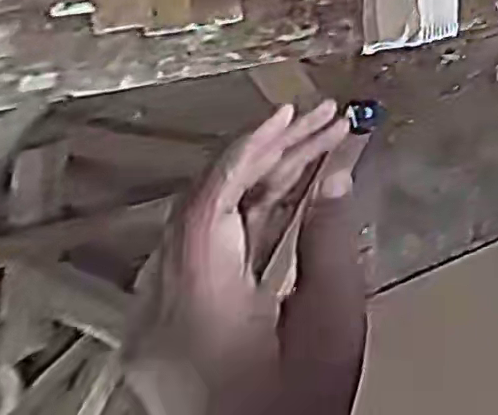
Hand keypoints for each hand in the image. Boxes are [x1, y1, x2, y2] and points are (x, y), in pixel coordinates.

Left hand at [140, 102, 364, 396]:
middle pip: (209, 203)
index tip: (293, 111)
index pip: (210, 201)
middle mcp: (161, 307)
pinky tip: (301, 186)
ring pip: (212, 221)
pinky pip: (214, 246)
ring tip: (325, 141)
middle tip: (328, 119)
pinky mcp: (178, 323)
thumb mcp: (330, 319)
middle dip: (272, 153)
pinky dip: (258, 209)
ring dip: (269, 177)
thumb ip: (330, 241)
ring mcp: (163, 317)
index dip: (251, 147)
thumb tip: (337, 177)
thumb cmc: (297, 404)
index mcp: (195, 304)